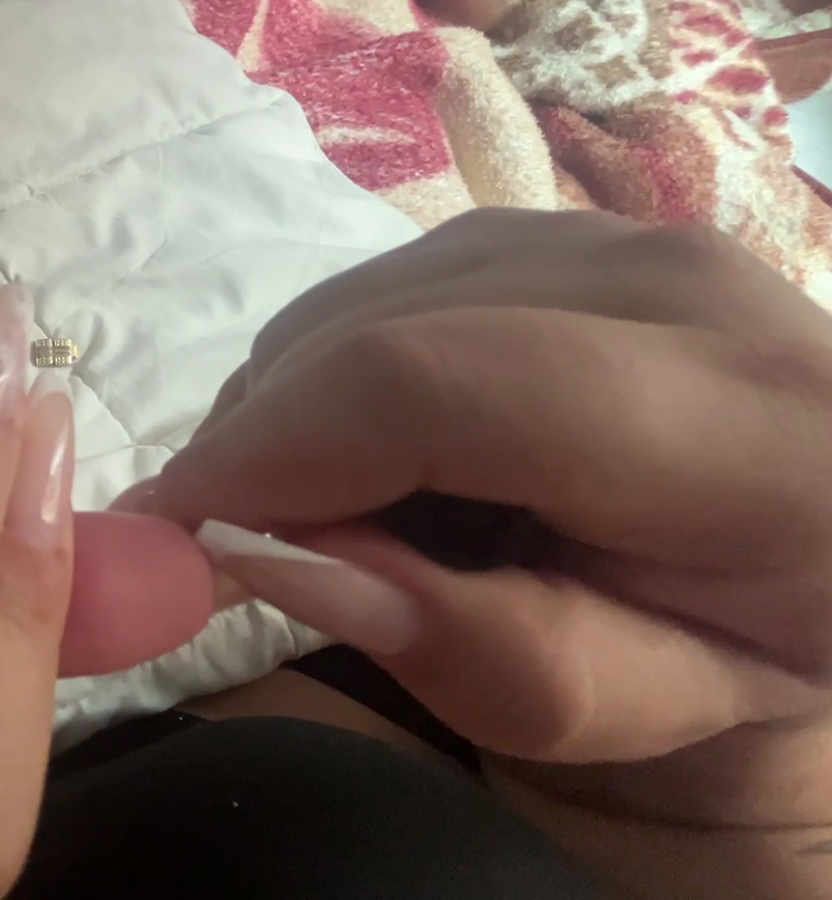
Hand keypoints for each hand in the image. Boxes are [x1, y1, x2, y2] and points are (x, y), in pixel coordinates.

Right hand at [143, 210, 831, 823]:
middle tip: (229, 536)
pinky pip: (351, 297)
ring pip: (337, 314)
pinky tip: (348, 437)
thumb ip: (457, 644)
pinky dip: (306, 376)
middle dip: (254, 445)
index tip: (167, 522)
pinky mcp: (527, 232)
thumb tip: (259, 553)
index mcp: (755, 430)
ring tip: (307, 498)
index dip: (265, 451)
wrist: (782, 557)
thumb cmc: (703, 664)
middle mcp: (673, 285)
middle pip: (359, 342)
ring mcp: (592, 236)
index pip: (427, 390)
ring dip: (276, 413)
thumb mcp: (604, 704)